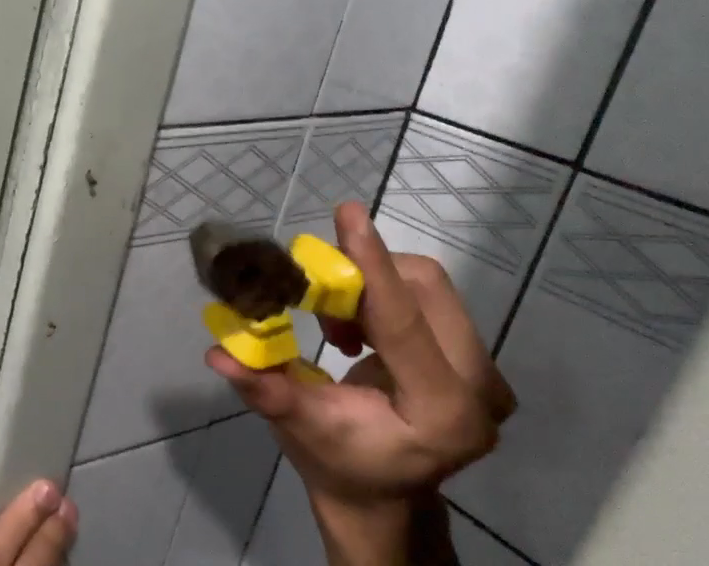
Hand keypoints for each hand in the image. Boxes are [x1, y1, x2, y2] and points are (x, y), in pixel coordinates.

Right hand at [205, 201, 514, 560]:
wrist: (383, 495)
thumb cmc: (336, 461)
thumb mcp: (297, 427)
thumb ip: (265, 388)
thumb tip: (220, 353)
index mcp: (442, 411)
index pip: (404, 323)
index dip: (371, 267)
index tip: (349, 214)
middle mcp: (481, 389)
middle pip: (425, 290)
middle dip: (364, 275)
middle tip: (314, 296)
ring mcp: (488, 376)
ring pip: (428, 288)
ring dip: (372, 286)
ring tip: (336, 325)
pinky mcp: (478, 362)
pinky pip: (430, 300)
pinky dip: (384, 296)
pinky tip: (358, 330)